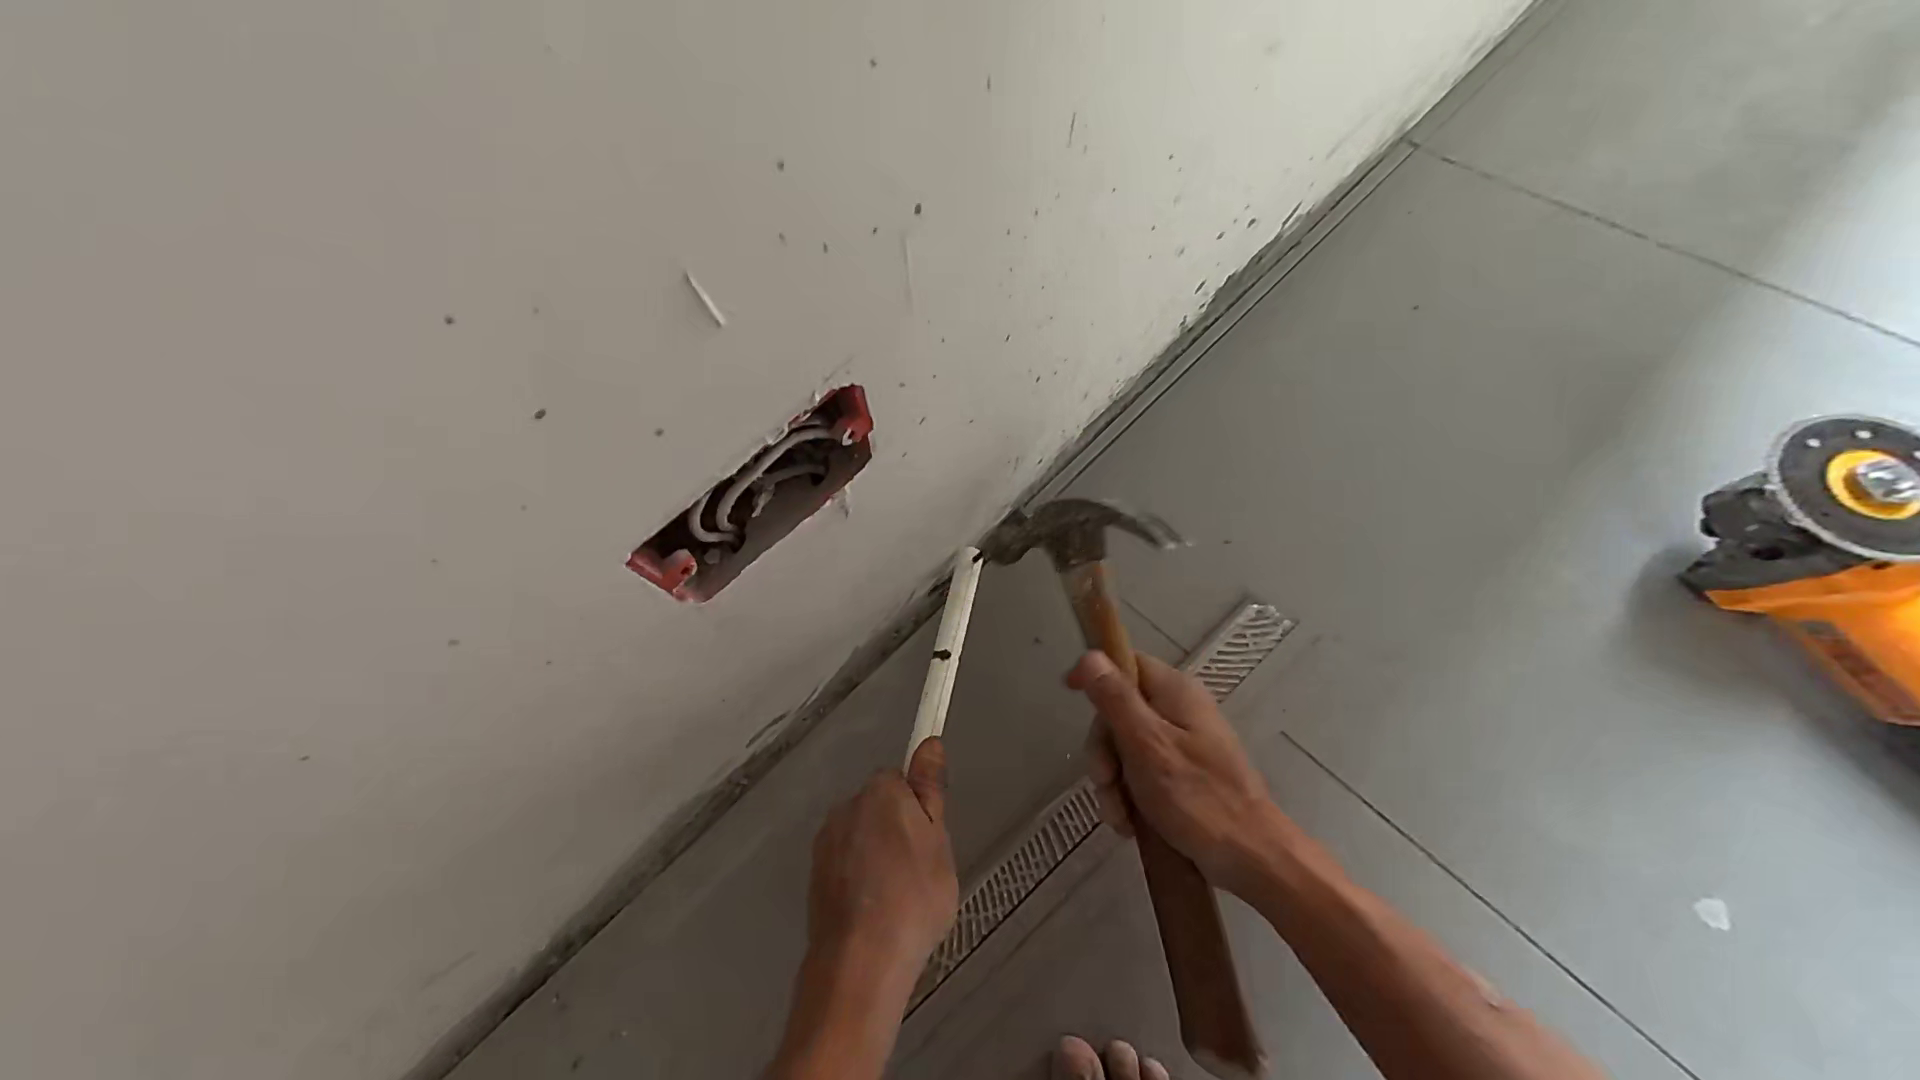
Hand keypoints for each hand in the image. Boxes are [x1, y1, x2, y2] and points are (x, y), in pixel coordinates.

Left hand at [803, 737, 957, 988]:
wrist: (860, 961)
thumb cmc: (913, 896)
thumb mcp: (937, 839)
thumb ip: (930, 788)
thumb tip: (930, 744)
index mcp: (879, 791)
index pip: (901, 780)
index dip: (919, 808)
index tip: (928, 840)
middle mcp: (846, 807)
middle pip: (880, 807)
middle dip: (898, 830)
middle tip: (921, 870)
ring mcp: (825, 842)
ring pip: (862, 837)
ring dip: (877, 855)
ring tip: (898, 896)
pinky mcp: (814, 875)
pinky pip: (846, 864)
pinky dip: (859, 878)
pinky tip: (874, 910)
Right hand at [1068, 650, 1280, 895]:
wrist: (1251, 860)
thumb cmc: (1198, 798)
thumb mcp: (1147, 745)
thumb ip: (1116, 699)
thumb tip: (1091, 655)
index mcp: (1175, 692)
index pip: (1126, 663)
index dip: (1096, 675)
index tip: (1070, 694)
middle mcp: (1178, 711)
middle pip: (1119, 711)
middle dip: (1104, 751)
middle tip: (1104, 780)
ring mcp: (1180, 745)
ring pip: (1124, 749)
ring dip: (1113, 783)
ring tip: (1119, 815)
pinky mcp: (1181, 777)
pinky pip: (1139, 775)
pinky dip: (1128, 798)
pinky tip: (1129, 824)